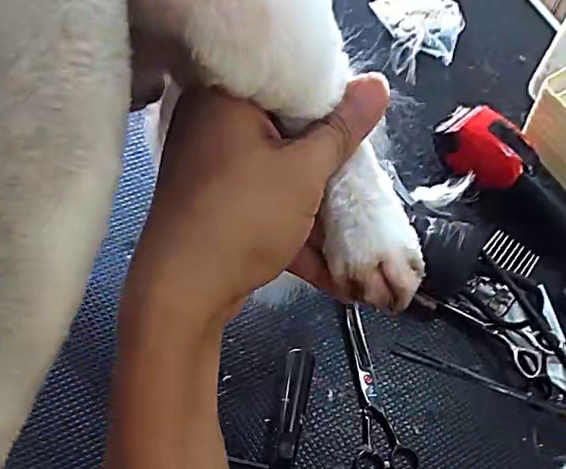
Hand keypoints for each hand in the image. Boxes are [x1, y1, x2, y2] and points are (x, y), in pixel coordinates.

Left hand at [131, 76, 389, 322]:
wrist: (188, 287)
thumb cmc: (243, 218)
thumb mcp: (304, 173)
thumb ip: (342, 133)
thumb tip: (377, 87)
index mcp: (228, 96)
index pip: (292, 85)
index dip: (334, 109)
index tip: (361, 135)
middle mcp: (215, 127)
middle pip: (289, 139)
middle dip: (330, 172)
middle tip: (363, 186)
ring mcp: (216, 173)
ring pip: (281, 183)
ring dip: (320, 215)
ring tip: (359, 234)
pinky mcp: (222, 212)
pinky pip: (269, 215)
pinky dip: (298, 238)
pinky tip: (335, 270)